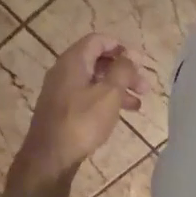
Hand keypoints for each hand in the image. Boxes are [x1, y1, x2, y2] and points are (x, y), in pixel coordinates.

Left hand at [13, 34, 142, 186]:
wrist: (50, 155)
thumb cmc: (82, 121)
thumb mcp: (109, 94)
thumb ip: (122, 71)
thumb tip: (131, 56)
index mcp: (74, 61)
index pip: (98, 40)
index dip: (121, 47)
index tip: (140, 62)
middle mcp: (65, 71)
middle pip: (98, 61)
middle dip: (124, 71)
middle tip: (145, 87)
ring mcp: (62, 90)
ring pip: (95, 80)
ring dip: (118, 88)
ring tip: (138, 104)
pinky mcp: (63, 108)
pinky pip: (88, 95)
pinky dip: (106, 99)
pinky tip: (120, 114)